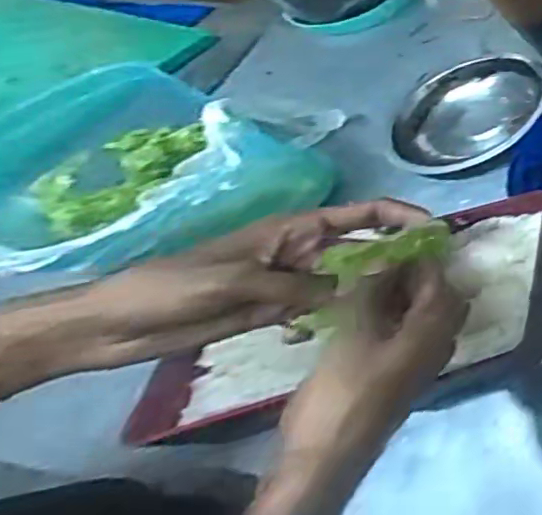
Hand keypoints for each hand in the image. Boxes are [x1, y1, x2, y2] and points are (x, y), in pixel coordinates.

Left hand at [68, 199, 429, 369]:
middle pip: (362, 244)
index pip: (365, 212)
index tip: (432, 228)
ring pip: (346, 278)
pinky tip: (342, 329)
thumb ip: (297, 285)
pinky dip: (335, 315)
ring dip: (367, 287)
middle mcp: (304, 249)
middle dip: (394, 252)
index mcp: (299, 228)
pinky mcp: (275, 309)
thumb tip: (353, 289)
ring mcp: (291, 280)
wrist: (109, 327)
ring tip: (396, 301)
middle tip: (426, 270)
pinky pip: (320, 308)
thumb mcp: (237, 281)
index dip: (401, 214)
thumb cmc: (176, 285)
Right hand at [279, 257, 467, 451]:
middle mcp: (445, 334)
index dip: (414, 255)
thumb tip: (386, 257)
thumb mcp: (354, 333)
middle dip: (408, 276)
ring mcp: (429, 356)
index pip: (435, 272)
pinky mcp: (409, 373)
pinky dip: (393, 320)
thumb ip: (373, 291)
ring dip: (398, 298)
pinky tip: (362, 317)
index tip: (389, 240)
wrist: (326, 461)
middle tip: (372, 266)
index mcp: (440, 318)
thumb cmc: (343, 392)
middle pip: (433, 290)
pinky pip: (410, 333)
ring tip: (362, 287)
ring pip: (421, 312)